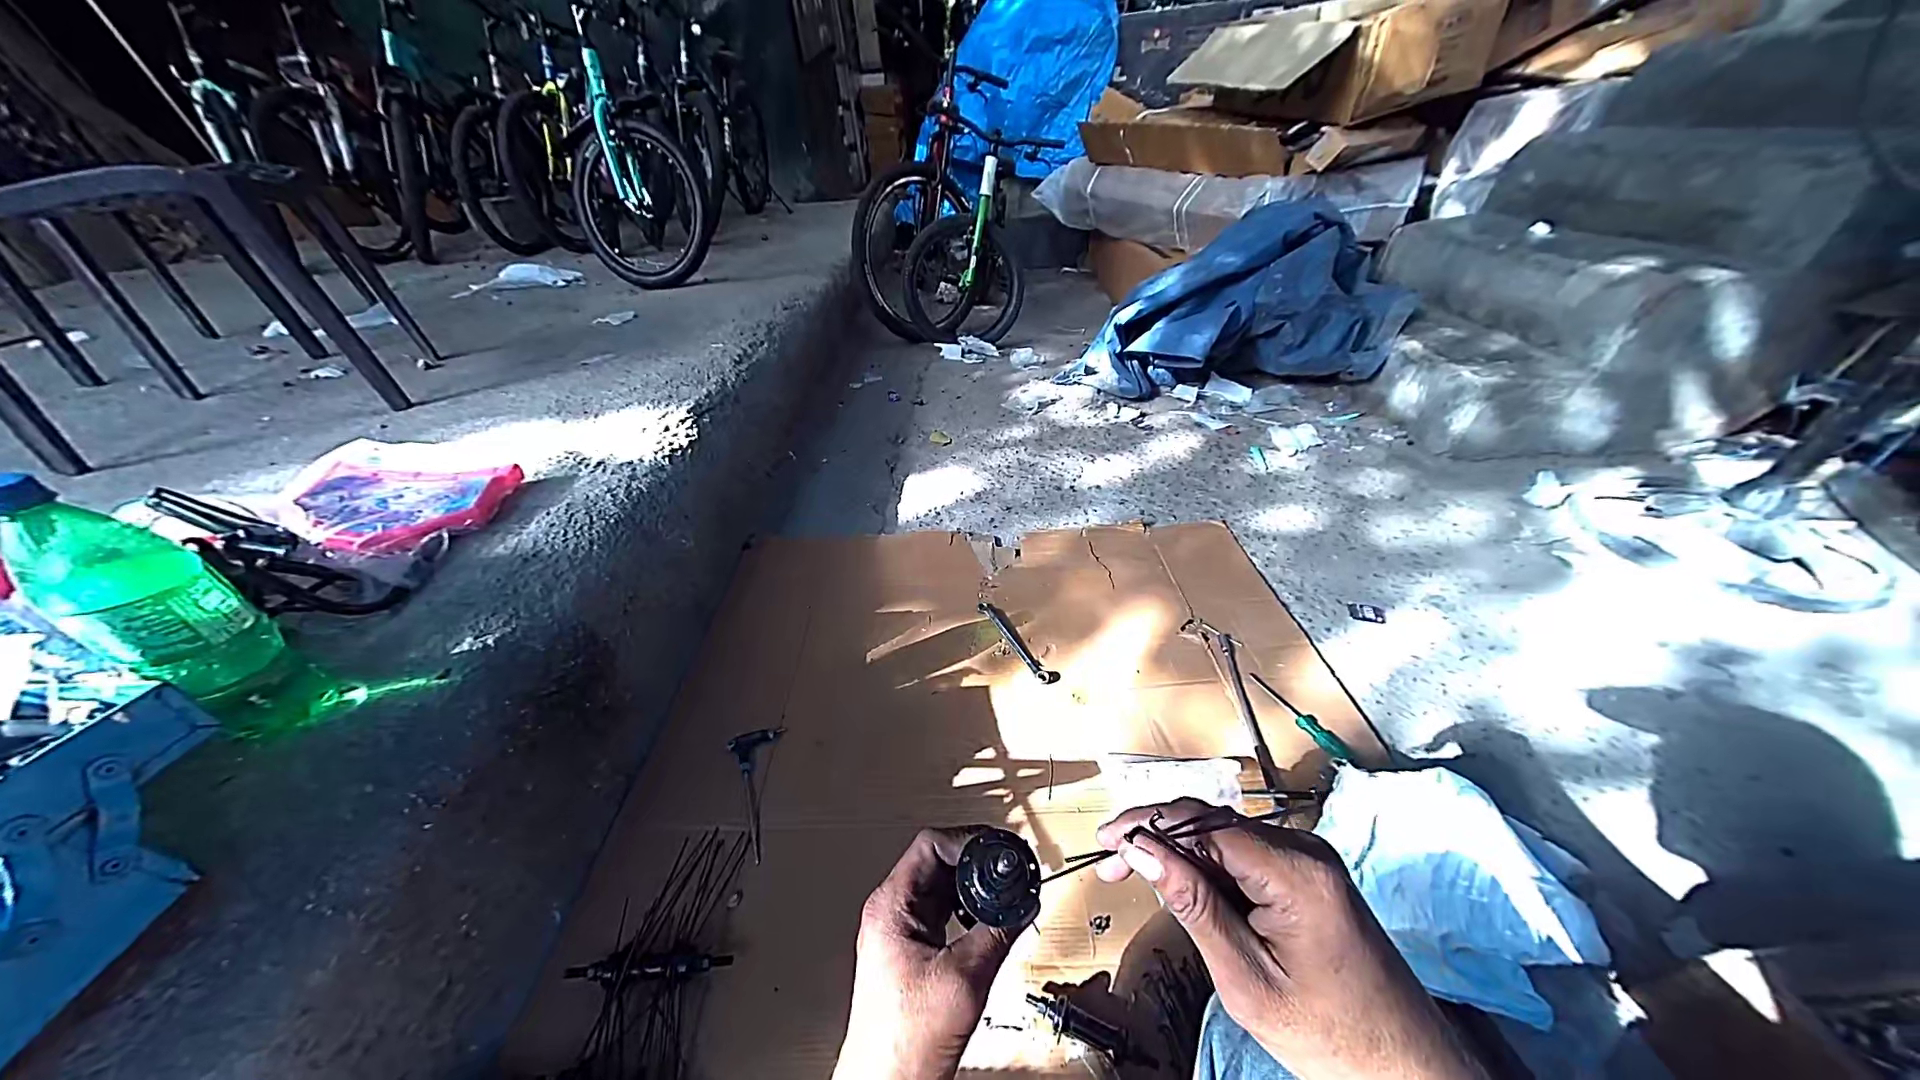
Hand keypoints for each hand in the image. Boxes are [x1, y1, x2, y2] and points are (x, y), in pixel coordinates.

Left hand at [831, 827, 1023, 1079]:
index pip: (930, 844)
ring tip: (1000, 889)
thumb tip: (1021, 907)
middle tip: (1005, 864)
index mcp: (891, 906)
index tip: (995, 848)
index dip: (966, 840)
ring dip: (972, 883)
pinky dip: (966, 906)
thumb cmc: (903, 1041)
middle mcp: (891, 911)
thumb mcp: (964, 979)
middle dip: (974, 860)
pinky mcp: (911, 948)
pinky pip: (942, 910)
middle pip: (936, 860)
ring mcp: (899, 929)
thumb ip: (996, 935)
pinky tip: (985, 918)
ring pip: (940, 884)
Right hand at [1096, 800, 1486, 1079]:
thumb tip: (1140, 850)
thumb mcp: (1245, 978)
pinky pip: (1242, 852)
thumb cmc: (1329, 1036)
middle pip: (1210, 821)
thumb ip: (1191, 904)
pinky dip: (1205, 864)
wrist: (1407, 1069)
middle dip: (1156, 834)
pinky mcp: (1307, 872)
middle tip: (1112, 860)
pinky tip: (1180, 882)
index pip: (1202, 824)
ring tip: (1135, 871)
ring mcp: (1308, 858)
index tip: (1107, 843)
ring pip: (1222, 834)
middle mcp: (1304, 849)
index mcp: (1295, 872)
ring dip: (1177, 849)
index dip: (1148, 826)